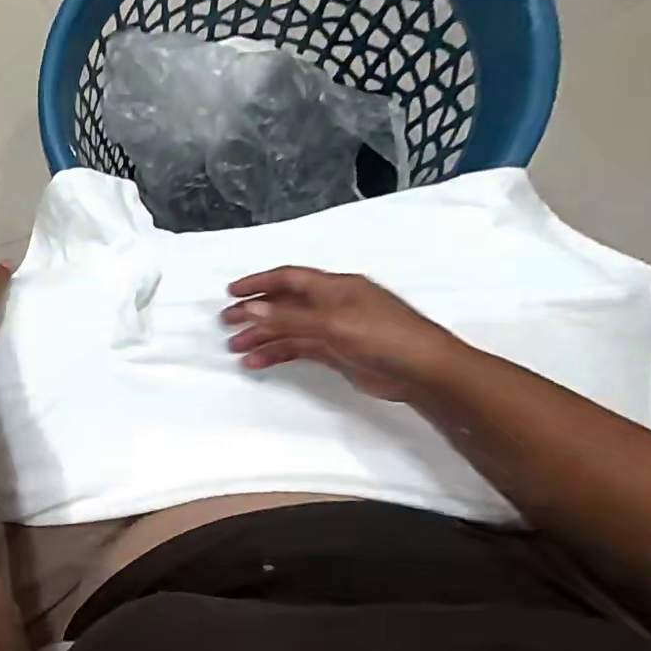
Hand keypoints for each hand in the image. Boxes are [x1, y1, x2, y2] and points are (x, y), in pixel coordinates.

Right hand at [221, 266, 474, 402]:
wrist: (425, 372)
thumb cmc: (383, 337)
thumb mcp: (332, 324)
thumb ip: (289, 317)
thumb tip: (251, 308)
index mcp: (334, 287)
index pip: (288, 278)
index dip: (258, 283)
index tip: (230, 293)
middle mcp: (331, 304)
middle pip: (284, 303)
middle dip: (254, 312)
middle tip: (226, 323)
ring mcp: (334, 329)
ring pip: (288, 328)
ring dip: (262, 336)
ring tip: (236, 349)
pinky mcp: (337, 352)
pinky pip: (298, 348)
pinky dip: (277, 354)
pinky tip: (258, 362)